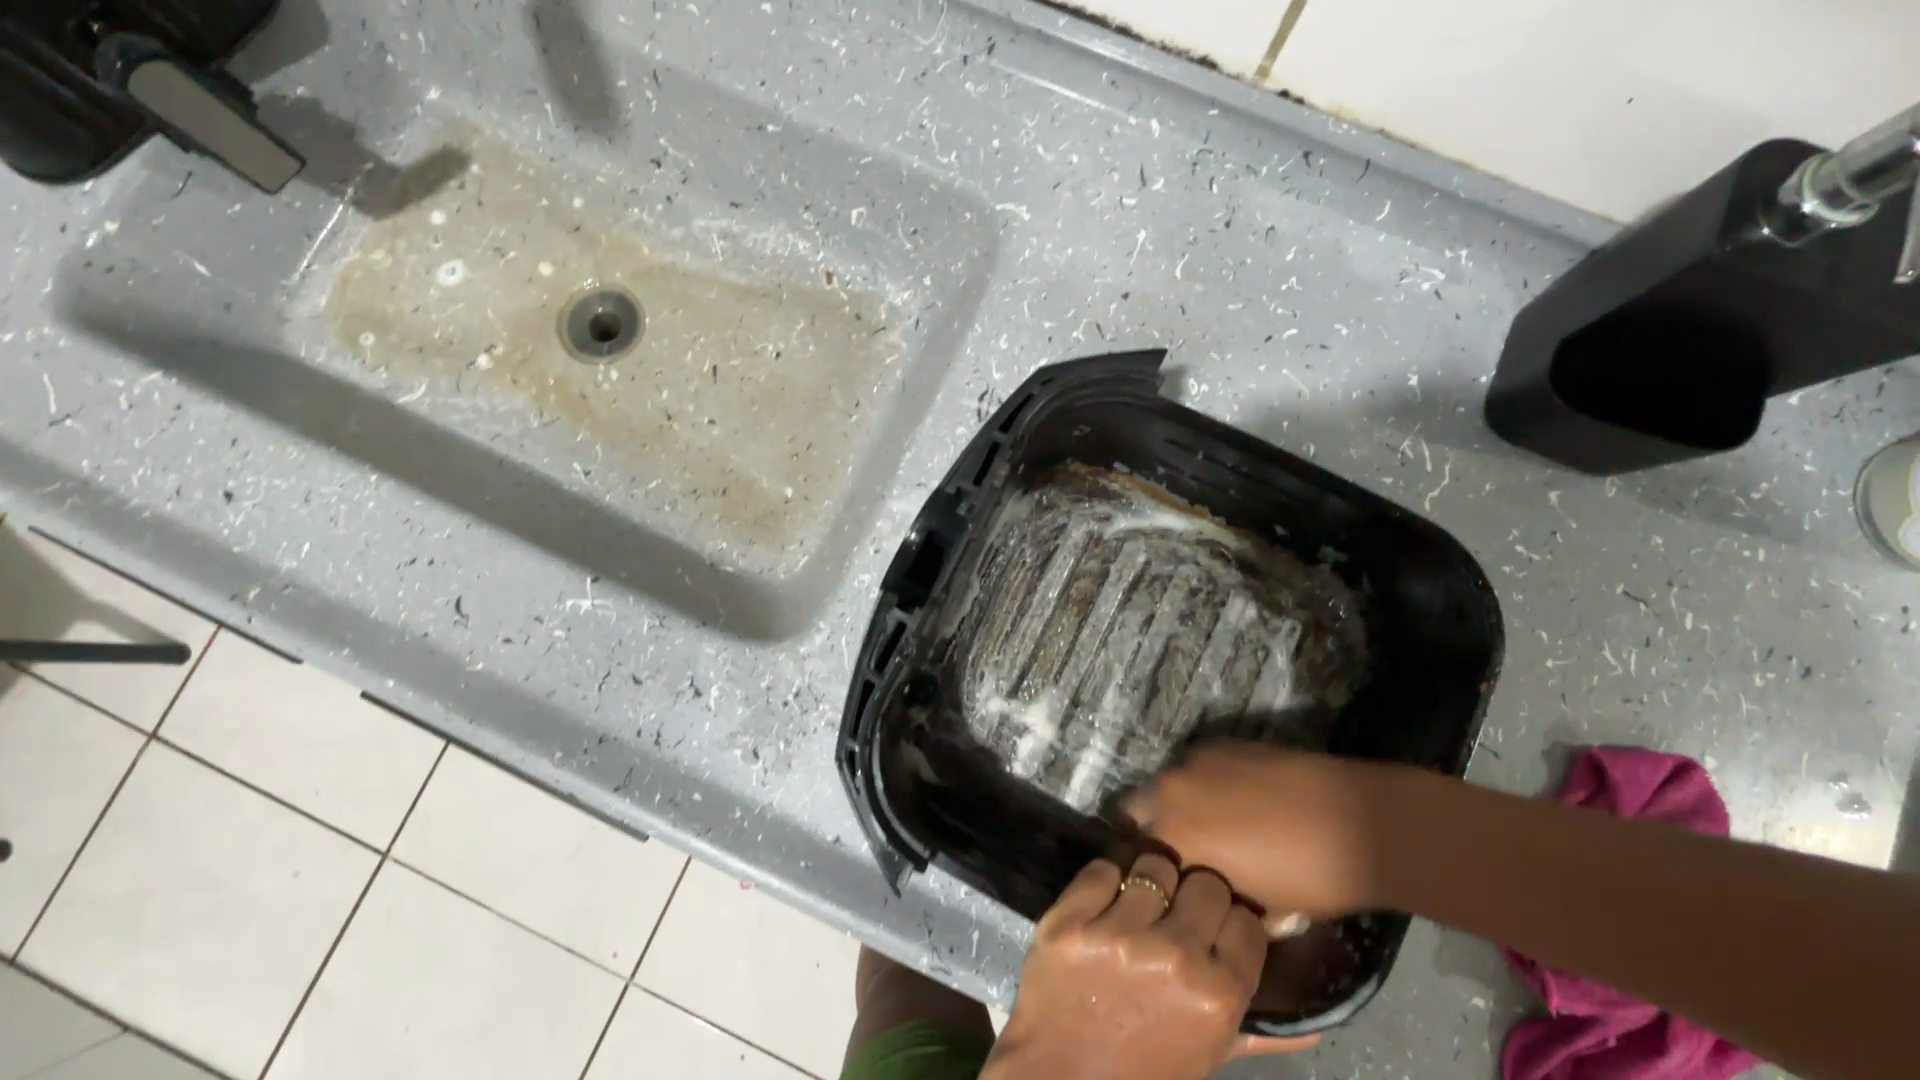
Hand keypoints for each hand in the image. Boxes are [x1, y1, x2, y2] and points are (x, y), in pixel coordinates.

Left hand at [983, 854, 1316, 1079]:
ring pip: (1154, 866)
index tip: (1216, 931)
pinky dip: (1104, 881)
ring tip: (1139, 906)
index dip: (1231, 923)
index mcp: (1218, 993)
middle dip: (1195, 897)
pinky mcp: (1070, 920)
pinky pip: (1102, 869)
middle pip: (1206, 883)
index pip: (1246, 920)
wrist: (1058, 1078)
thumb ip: (1260, 1034)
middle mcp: (1174, 956)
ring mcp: (1118, 934)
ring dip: (1150, 882)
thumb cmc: (1143, 1071)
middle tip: (1178, 915)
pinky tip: (1103, 905)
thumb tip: (1317, 1023)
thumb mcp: (1209, 1056)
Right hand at [1127, 744, 1394, 918]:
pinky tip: (1237, 797)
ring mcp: (1195, 761)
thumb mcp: (1254, 911)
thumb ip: (1211, 901)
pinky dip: (1206, 782)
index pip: (1134, 855)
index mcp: (1173, 839)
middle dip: (1153, 828)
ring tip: (1212, 820)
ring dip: (1179, 802)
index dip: (1146, 869)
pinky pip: (1196, 766)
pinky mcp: (1221, 742)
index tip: (1162, 879)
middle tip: (1183, 850)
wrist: (1363, 821)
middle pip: (1138, 809)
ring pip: (1168, 784)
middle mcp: (1170, 792)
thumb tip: (1201, 900)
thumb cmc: (1309, 880)